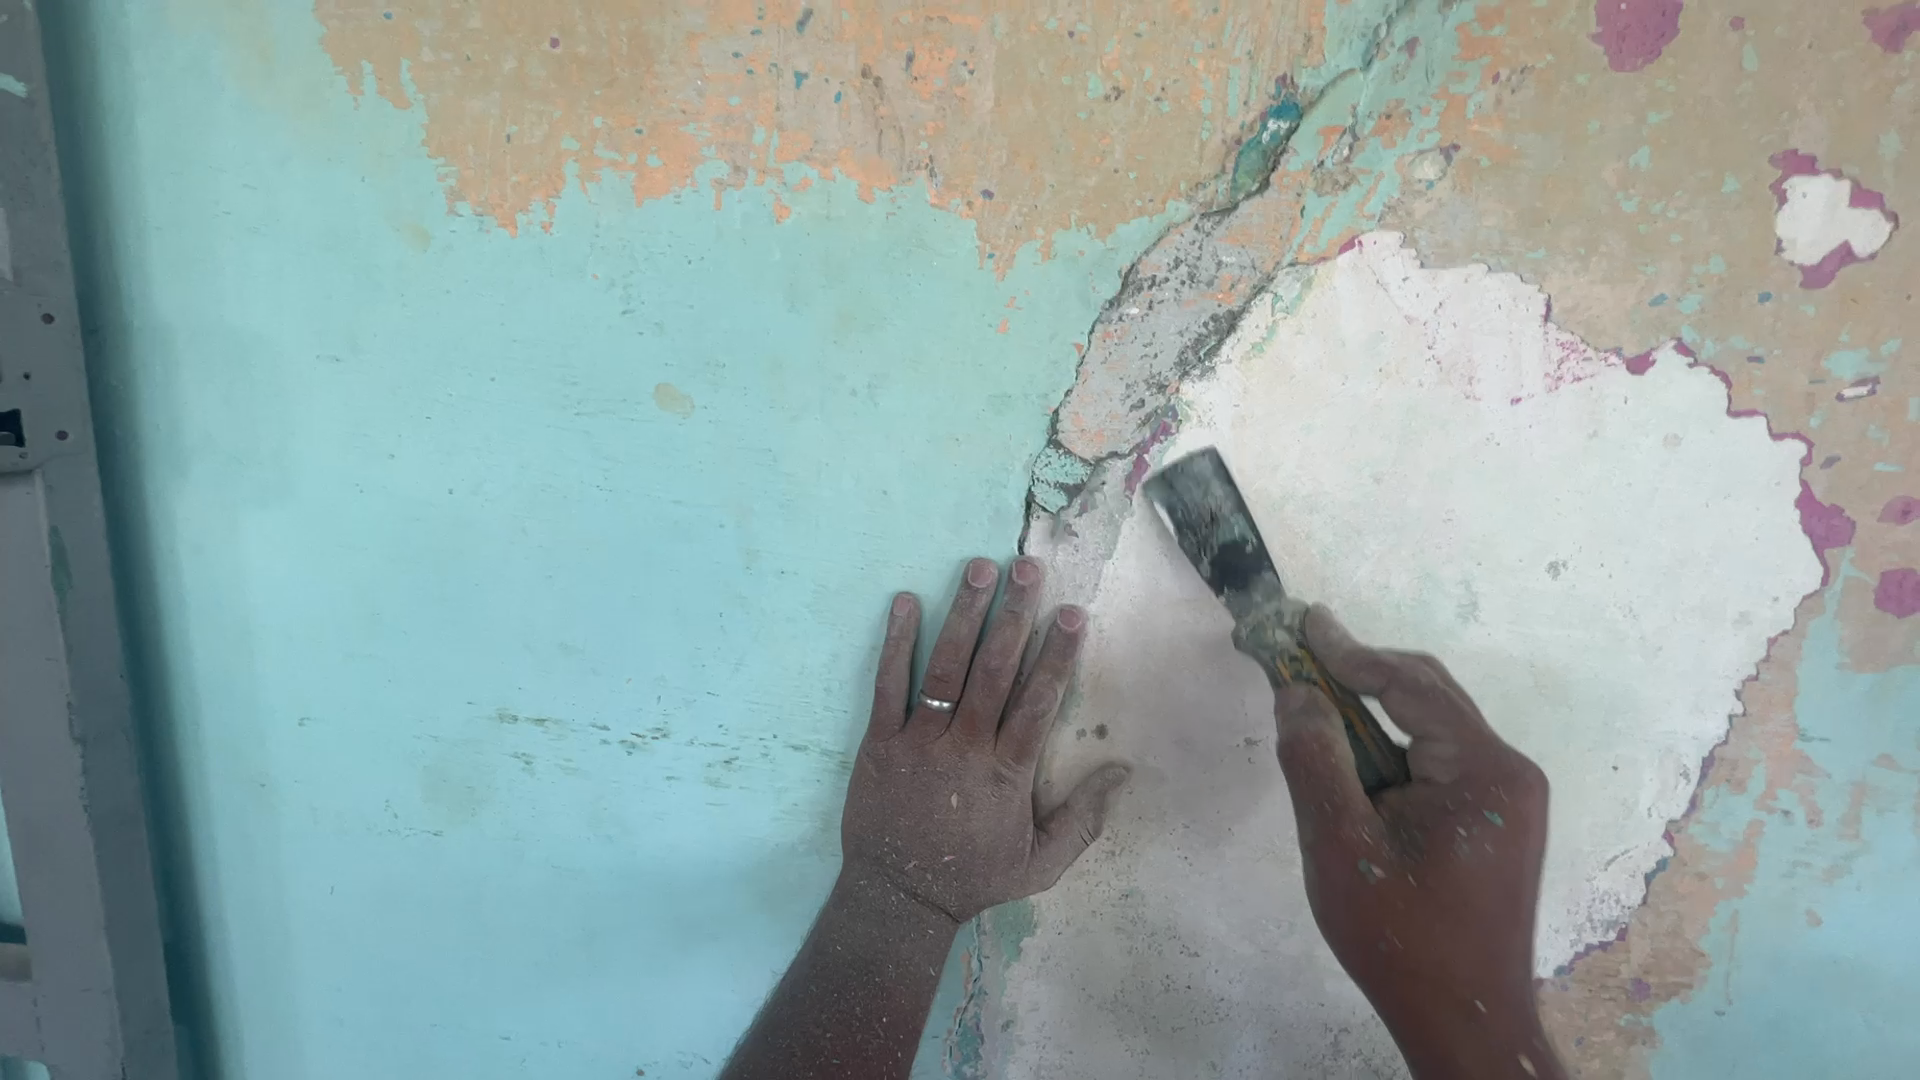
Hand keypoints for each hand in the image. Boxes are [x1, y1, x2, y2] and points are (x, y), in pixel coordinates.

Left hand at [841, 556, 1129, 924]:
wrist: (897, 897)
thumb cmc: (973, 876)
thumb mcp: (1041, 864)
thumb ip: (1084, 820)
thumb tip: (1124, 770)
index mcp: (1006, 773)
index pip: (1038, 702)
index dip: (1056, 655)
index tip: (1071, 612)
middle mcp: (965, 747)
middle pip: (993, 672)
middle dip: (1014, 616)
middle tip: (1027, 566)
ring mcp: (919, 741)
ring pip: (945, 668)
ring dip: (963, 615)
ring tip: (977, 568)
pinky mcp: (879, 741)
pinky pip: (887, 685)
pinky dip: (895, 643)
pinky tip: (904, 602)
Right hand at [1275, 606, 1561, 1079]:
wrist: (1462, 1020)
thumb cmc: (1399, 934)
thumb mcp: (1339, 843)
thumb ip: (1315, 757)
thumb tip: (1296, 690)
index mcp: (1483, 771)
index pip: (1410, 686)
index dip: (1349, 651)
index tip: (1301, 622)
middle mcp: (1504, 772)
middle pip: (1425, 694)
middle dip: (1358, 671)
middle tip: (1298, 652)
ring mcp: (1500, 795)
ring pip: (1426, 723)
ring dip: (1367, 706)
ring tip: (1311, 695)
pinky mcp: (1485, 817)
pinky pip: (1429, 755)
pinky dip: (1382, 741)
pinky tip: (1346, 748)